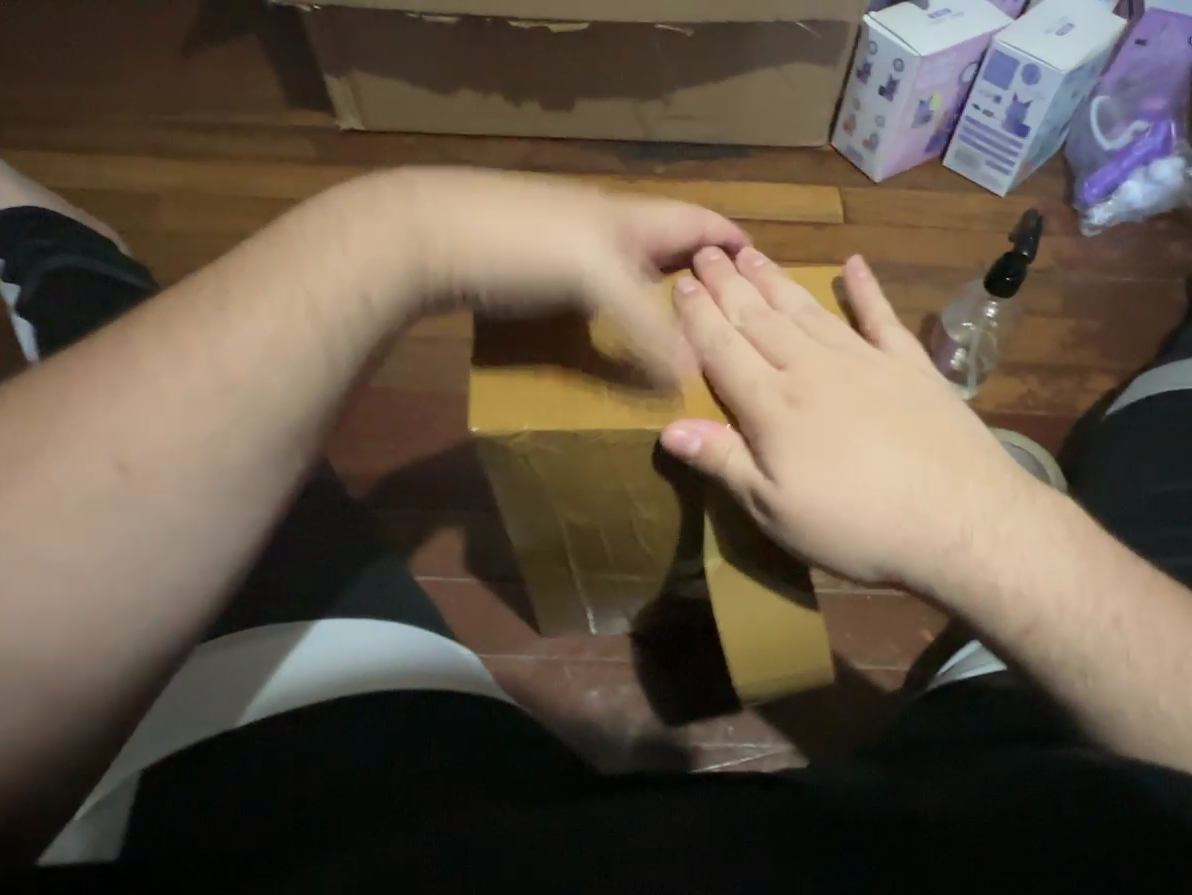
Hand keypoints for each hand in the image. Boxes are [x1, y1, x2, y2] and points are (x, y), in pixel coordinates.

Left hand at [360, 167, 749, 383]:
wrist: (425, 238)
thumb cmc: (521, 245)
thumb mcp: (598, 282)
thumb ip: (647, 329)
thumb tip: (691, 379)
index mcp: (632, 218)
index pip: (702, 222)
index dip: (736, 244)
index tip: (766, 279)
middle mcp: (606, 229)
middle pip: (668, 252)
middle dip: (701, 281)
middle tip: (728, 326)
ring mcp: (567, 252)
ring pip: (629, 279)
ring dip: (656, 306)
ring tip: (680, 346)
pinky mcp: (534, 276)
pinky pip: (593, 301)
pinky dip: (614, 322)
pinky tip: (613, 348)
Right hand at [659, 247, 1048, 594]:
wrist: (958, 519)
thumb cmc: (854, 525)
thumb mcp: (774, 509)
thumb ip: (724, 463)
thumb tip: (668, 428)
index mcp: (773, 405)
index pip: (724, 351)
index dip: (699, 318)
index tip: (681, 285)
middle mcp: (812, 369)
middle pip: (761, 319)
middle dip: (729, 285)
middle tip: (706, 252)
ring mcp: (865, 361)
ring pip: (808, 310)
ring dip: (777, 280)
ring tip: (752, 252)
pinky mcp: (910, 366)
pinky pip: (881, 318)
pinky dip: (866, 290)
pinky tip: (854, 265)